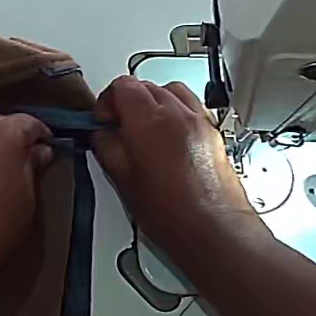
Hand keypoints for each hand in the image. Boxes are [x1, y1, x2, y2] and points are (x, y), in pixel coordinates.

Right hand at [94, 76, 265, 257]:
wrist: (213, 230)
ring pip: (170, 90)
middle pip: (145, 85)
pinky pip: (191, 105)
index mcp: (149, 121)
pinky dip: (175, 111)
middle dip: (127, 101)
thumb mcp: (123, 180)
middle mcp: (177, 113)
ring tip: (143, 128)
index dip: (106, 101)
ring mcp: (199, 120)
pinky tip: (167, 134)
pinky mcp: (213, 131)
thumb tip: (102, 135)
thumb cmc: (173, 213)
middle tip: (118, 126)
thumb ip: (106, 147)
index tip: (103, 120)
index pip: (122, 86)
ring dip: (153, 102)